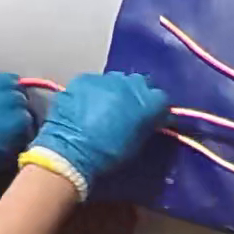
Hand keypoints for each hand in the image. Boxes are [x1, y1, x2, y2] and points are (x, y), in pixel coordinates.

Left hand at [30, 72, 168, 184]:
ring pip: (116, 81)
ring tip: (106, 108)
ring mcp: (106, 78)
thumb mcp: (137, 143)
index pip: (161, 98)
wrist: (71, 151)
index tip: (153, 118)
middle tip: (129, 110)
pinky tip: (86, 106)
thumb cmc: (109, 155)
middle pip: (139, 84)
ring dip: (115, 91)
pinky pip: (94, 83)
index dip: (157, 109)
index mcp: (149, 102)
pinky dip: (94, 92)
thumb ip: (147, 125)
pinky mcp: (84, 79)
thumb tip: (151, 120)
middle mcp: (130, 83)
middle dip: (137, 95)